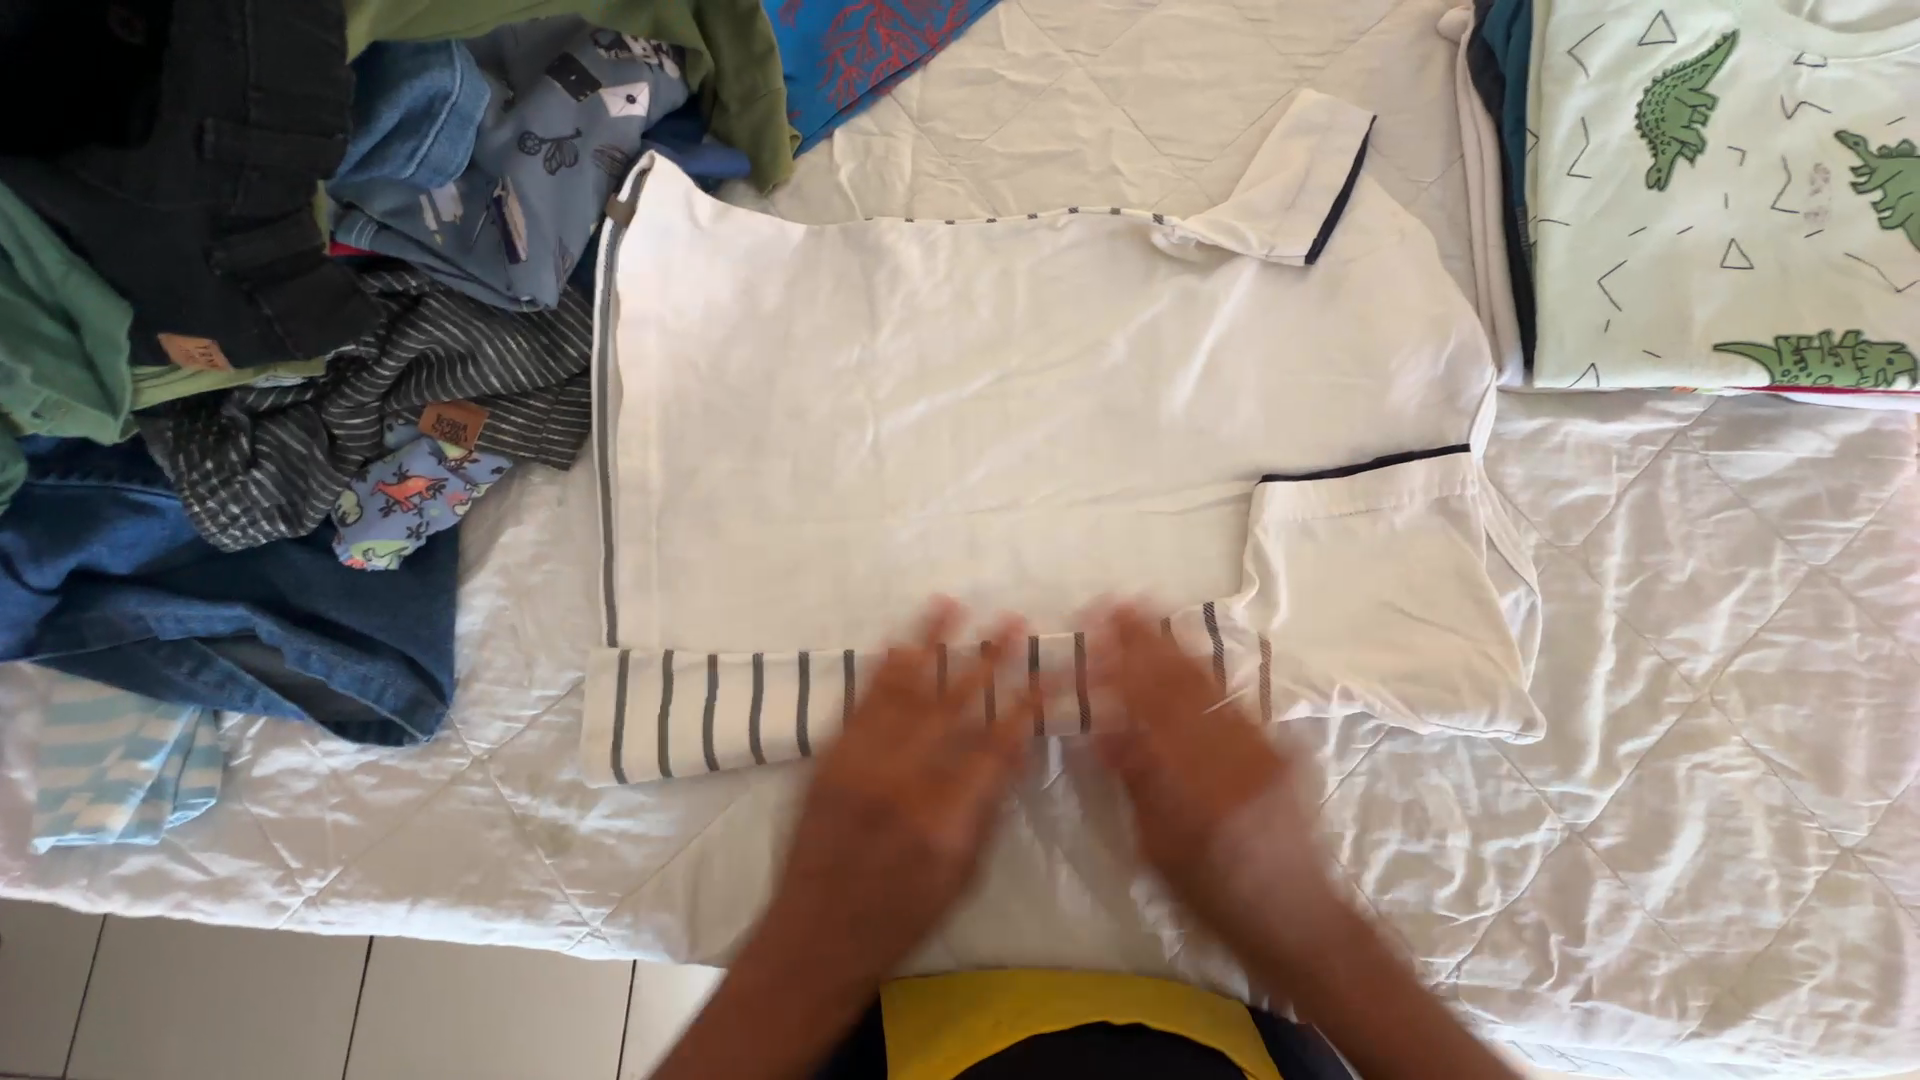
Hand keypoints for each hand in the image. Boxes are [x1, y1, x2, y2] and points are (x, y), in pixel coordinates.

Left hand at [750, 598, 1035, 988]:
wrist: (816, 934)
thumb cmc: (902, 915)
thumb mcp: (963, 875)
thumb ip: (986, 809)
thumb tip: (1012, 753)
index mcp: (945, 818)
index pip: (998, 744)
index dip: (1030, 703)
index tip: (1052, 671)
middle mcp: (902, 782)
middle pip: (955, 705)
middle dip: (988, 659)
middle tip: (1012, 620)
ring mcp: (859, 764)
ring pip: (903, 692)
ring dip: (930, 644)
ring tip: (952, 605)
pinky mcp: (828, 759)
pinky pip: (858, 704)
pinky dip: (880, 671)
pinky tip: (898, 643)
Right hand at [1085, 600, 1344, 973]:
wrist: (1301, 920)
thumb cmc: (1215, 897)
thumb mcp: (1159, 850)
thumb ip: (1134, 784)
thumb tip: (1098, 727)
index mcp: (1193, 786)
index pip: (1145, 713)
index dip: (1117, 670)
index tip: (1091, 639)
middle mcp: (1231, 758)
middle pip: (1179, 688)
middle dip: (1144, 642)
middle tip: (1115, 605)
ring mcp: (1260, 749)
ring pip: (1210, 686)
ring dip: (1174, 643)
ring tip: (1147, 610)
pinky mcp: (1280, 749)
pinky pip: (1238, 699)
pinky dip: (1209, 668)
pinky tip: (1192, 647)